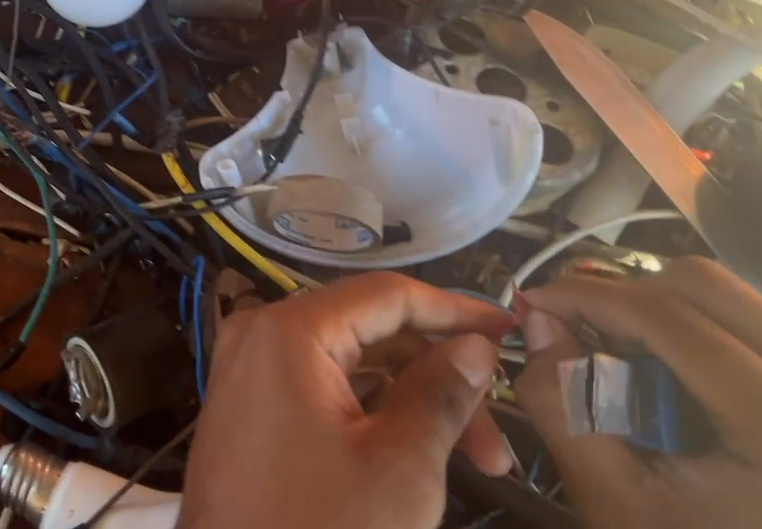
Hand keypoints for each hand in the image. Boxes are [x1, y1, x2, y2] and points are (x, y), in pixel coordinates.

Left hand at [177, 273, 516, 528]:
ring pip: (348, 363)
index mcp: (289, 330)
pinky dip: (371, 411)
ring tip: (478, 464)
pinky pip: (320, 386)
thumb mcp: (398, 467)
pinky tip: (417, 452)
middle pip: (368, 331)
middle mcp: (260, 332)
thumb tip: (475, 344)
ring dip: (411, 400)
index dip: (453, 309)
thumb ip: (439, 394)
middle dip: (438, 376)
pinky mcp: (249, 403)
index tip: (512, 332)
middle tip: (497, 445)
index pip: (384, 295)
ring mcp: (249, 367)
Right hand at [515, 258, 761, 528]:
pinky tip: (664, 375)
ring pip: (732, 300)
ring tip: (617, 355)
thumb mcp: (612, 498)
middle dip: (622, 298)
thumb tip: (536, 316)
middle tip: (573, 328)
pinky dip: (691, 332)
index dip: (588, 297)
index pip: (673, 319)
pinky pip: (758, 329)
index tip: (530, 301)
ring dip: (655, 311)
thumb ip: (563, 403)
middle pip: (708, 290)